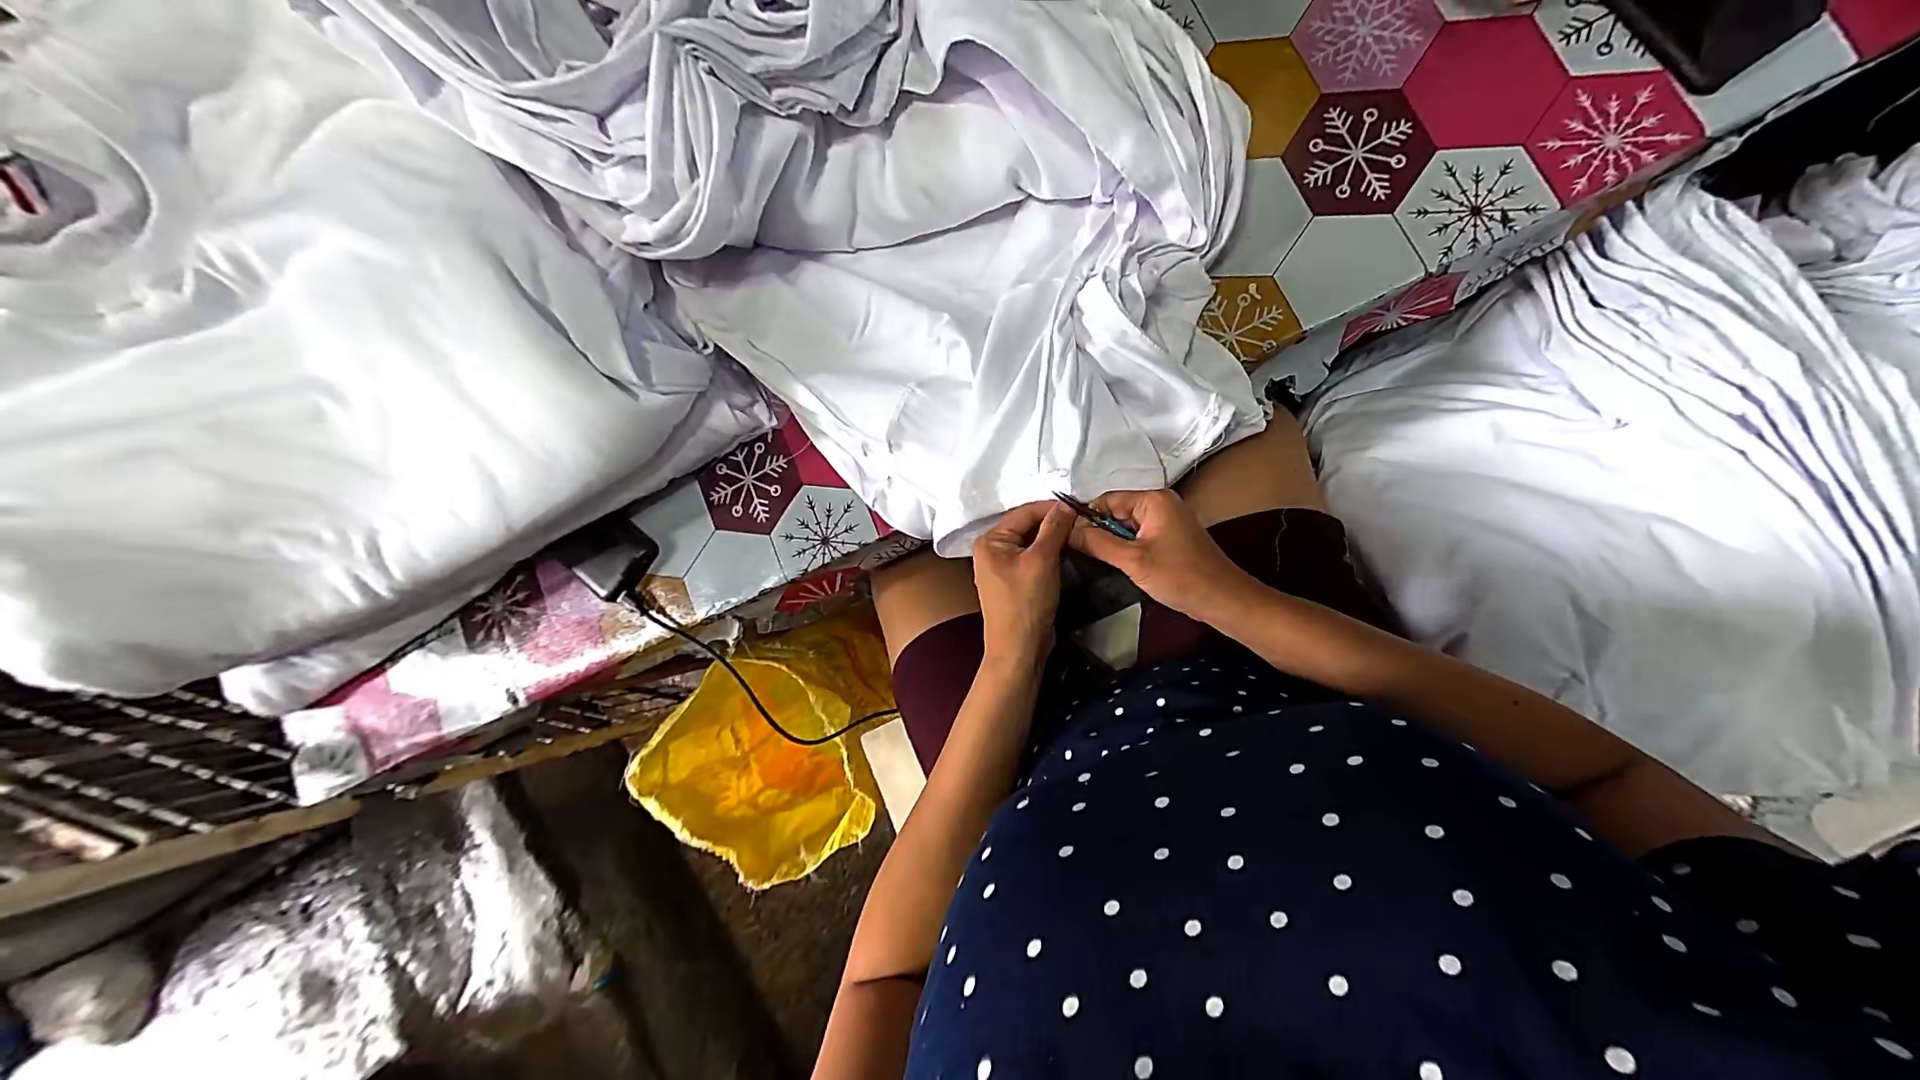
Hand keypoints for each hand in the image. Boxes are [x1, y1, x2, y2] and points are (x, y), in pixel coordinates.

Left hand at [972, 500, 1073, 664]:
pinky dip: (1049, 554)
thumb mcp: (1042, 561)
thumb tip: (1065, 506)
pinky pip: (1033, 558)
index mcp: (990, 541)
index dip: (1051, 508)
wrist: (1018, 648)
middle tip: (1081, 521)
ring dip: (1053, 539)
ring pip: (1032, 542)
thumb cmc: (1024, 605)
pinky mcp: (1015, 581)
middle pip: (1027, 526)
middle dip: (1053, 523)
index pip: (1024, 513)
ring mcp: (1002, 567)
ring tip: (1078, 535)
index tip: (1078, 506)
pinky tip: (1067, 553)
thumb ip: (1053, 529)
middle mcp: (992, 551)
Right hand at [1066, 489, 1257, 621]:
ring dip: (1113, 543)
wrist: (1222, 599)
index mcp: (1153, 499)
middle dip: (1099, 531)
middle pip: (1114, 512)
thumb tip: (1069, 530)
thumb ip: (1097, 542)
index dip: (1085, 518)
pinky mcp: (1169, 537)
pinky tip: (1122, 565)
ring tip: (1103, 562)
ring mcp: (1167, 520)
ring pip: (1125, 526)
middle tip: (1084, 554)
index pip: (1105, 500)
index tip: (1068, 538)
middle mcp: (1161, 503)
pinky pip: (1138, 536)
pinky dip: (1127, 548)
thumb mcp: (1132, 560)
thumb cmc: (1182, 577)